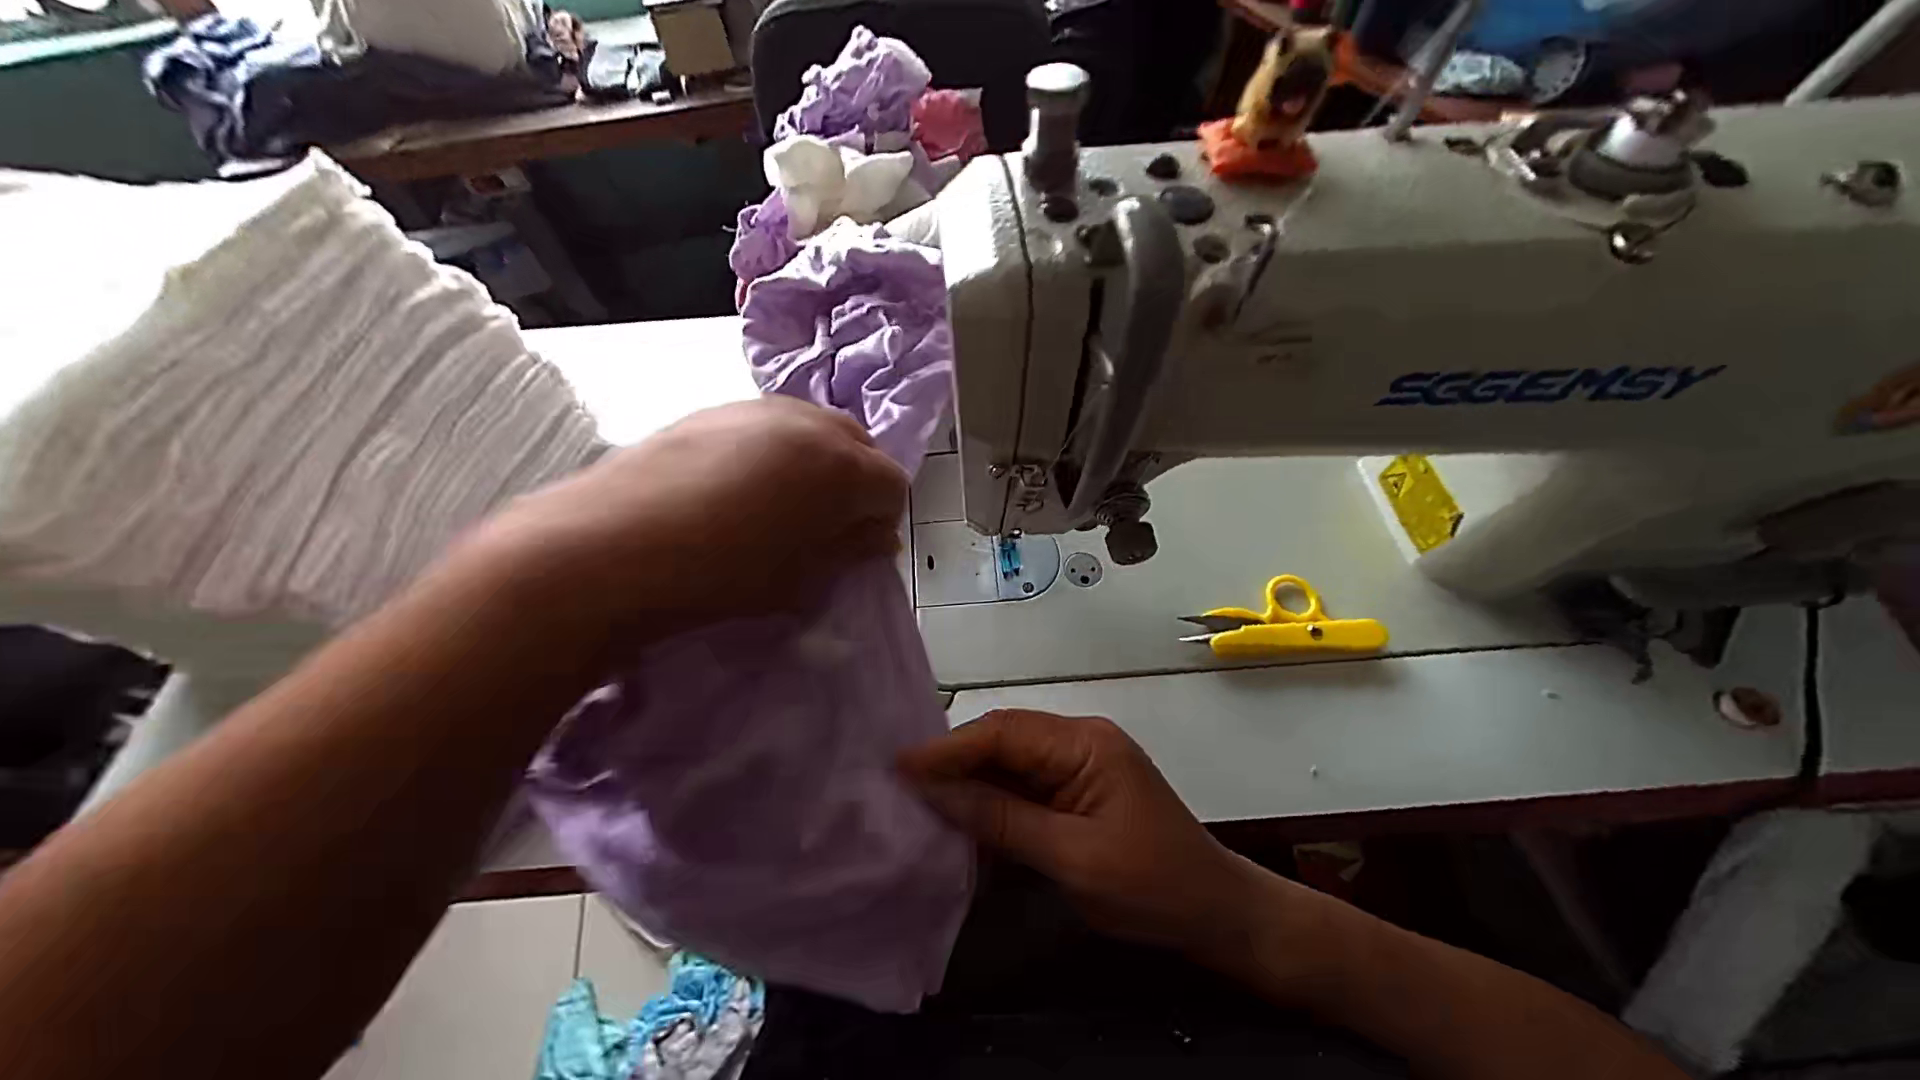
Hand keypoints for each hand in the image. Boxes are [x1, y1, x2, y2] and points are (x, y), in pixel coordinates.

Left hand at [456, 396, 906, 636]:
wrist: (608, 548)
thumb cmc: (719, 575)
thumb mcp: (800, 577)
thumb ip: (848, 550)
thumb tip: (875, 536)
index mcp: (840, 466)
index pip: (893, 483)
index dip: (881, 519)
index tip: (855, 548)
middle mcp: (807, 422)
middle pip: (859, 444)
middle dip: (855, 482)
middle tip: (824, 525)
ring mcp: (757, 409)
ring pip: (813, 428)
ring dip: (815, 462)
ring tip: (779, 505)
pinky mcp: (712, 410)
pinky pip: (768, 426)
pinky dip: (774, 451)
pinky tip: (736, 488)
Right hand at [899, 710, 1264, 959]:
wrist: (1216, 915)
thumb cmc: (1152, 886)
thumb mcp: (1072, 858)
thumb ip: (1001, 819)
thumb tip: (934, 790)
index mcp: (1085, 743)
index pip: (1004, 732)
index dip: (950, 747)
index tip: (900, 766)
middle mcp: (1079, 740)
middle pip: (1003, 740)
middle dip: (955, 761)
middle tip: (901, 783)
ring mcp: (1079, 764)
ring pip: (1009, 762)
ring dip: (970, 782)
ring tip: (920, 799)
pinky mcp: (1077, 790)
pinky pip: (1024, 786)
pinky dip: (993, 802)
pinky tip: (963, 818)